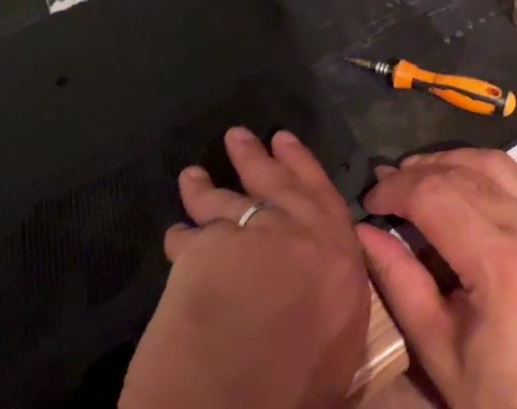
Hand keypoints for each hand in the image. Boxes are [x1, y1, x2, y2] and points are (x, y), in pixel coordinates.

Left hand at [119, 127, 368, 408]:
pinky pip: (190, 235)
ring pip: (225, 198)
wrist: (240, 401)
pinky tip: (175, 233)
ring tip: (192, 175)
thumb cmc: (301, 382)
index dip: (302, 164)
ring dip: (206, 185)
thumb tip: (327, 278)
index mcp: (339, 253)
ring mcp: (250, 234)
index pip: (323, 195)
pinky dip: (182, 233)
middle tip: (237, 135)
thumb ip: (335, 291)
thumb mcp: (342, 337)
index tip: (286, 140)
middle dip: (255, 156)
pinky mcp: (205, 249)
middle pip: (274, 181)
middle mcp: (297, 231)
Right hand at [355, 149, 516, 408]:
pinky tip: (463, 186)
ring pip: (497, 163)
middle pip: (464, 172)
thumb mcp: (439, 348)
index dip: (395, 190)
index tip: (367, 201)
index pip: (435, 195)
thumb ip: (399, 281)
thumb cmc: (502, 396)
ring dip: (452, 162)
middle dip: (417, 172)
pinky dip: (486, 171)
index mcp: (501, 260)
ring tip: (417, 177)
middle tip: (383, 186)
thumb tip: (362, 231)